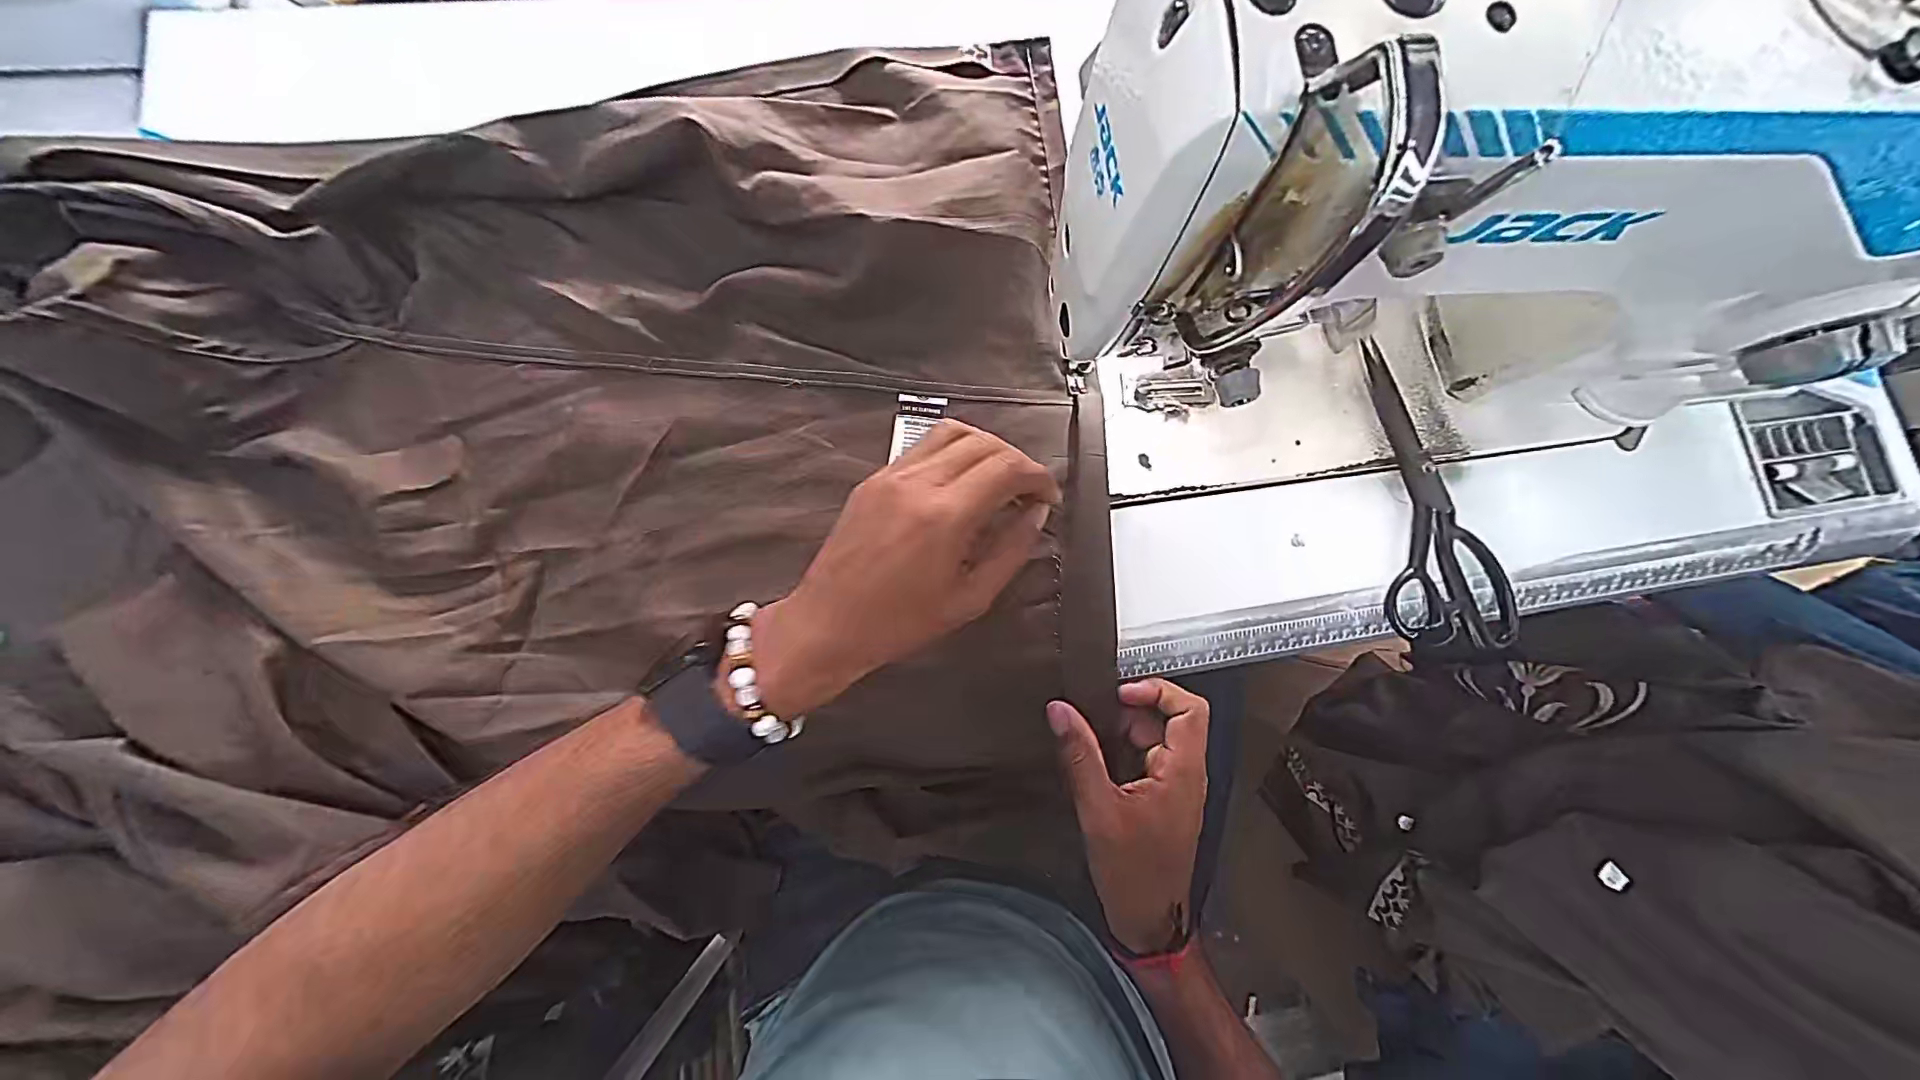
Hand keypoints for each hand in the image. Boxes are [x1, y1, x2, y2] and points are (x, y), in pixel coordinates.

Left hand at [752, 421, 1060, 716]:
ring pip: (952, 431)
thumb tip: (1035, 516)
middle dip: (1017, 460)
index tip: (1047, 495)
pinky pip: (922, 446)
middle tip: (1029, 490)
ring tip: (998, 479)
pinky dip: (953, 452)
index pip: (1007, 467)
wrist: (828, 624)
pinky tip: (960, 482)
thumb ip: (1011, 551)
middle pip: (984, 442)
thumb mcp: (969, 599)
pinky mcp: (874, 479)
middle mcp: (916, 485)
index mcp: (943, 517)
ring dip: (986, 447)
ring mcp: (891, 477)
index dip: (1038, 476)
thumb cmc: (895, 623)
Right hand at [1049, 680, 1209, 954]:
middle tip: (1090, 719)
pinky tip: (1094, 762)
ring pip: (1154, 739)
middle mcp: (1186, 774)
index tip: (1119, 693)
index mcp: (1183, 772)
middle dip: (1128, 712)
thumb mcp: (1098, 809)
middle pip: (1168, 719)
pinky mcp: (1163, 800)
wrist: (1149, 923)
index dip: (1157, 690)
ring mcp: (1176, 788)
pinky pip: (1146, 759)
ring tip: (1086, 740)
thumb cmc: (1133, 874)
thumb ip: (1080, 754)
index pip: (1190, 709)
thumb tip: (1060, 710)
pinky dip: (1121, 752)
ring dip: (1122, 733)